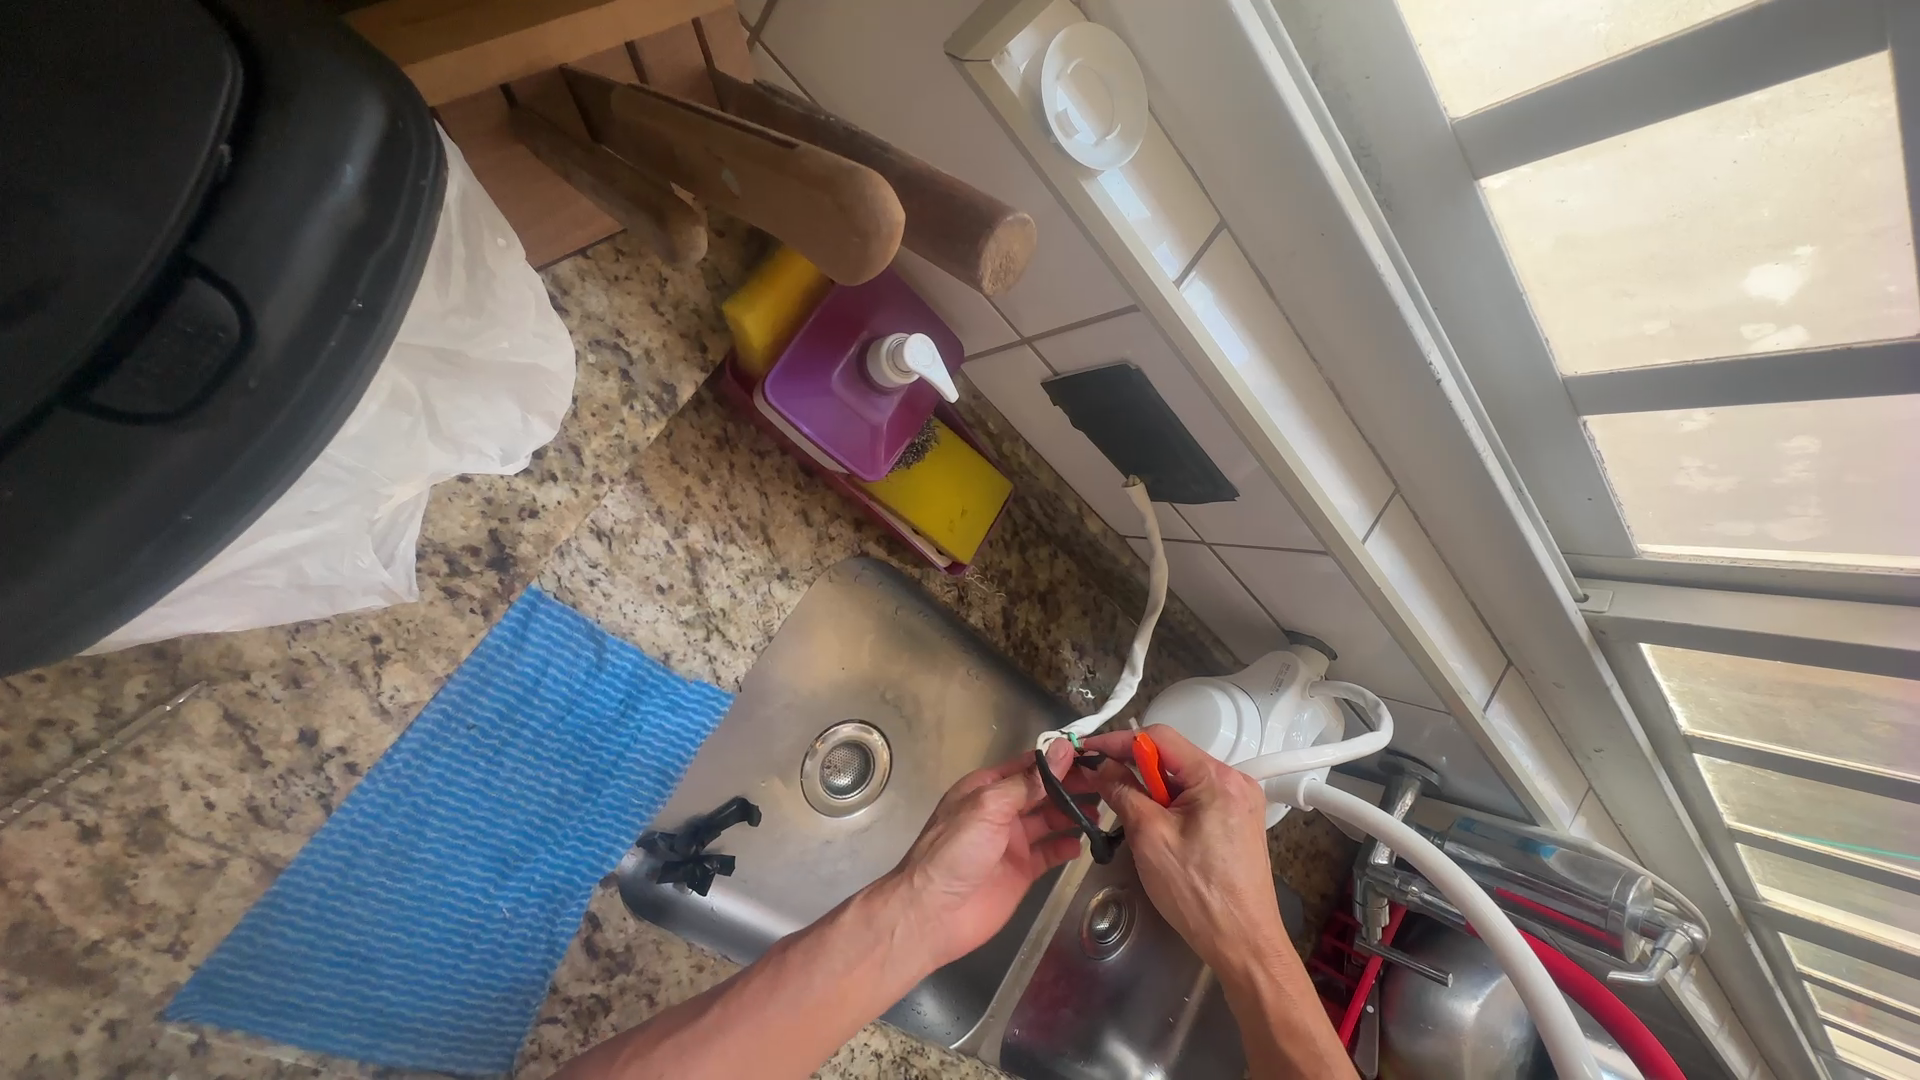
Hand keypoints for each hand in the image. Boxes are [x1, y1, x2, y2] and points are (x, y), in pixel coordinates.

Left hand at [875, 741, 1085, 970]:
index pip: (1029, 767)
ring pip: (1049, 821)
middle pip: (1042, 792)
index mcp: (987, 788)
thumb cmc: (955, 851)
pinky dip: (1066, 847)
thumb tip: (1062, 748)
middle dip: (1071, 787)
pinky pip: (1049, 853)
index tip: (1092, 756)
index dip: (1059, 761)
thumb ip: (1029, 781)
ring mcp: (1011, 842)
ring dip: (1073, 815)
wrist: (932, 914)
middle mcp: (1000, 811)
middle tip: (1105, 785)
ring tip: (1101, 812)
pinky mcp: (1021, 871)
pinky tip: (1084, 843)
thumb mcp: (989, 806)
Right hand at [1081, 725, 1290, 976]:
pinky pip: (1196, 796)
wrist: (1244, 946)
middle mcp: (1234, 780)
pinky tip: (1152, 822)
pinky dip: (1169, 802)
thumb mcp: (1149, 836)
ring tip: (1124, 805)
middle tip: (1100, 779)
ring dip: (1151, 786)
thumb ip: (1123, 792)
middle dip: (1134, 765)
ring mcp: (1239, 801)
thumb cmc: (1196, 892)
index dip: (1119, 741)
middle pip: (1173, 755)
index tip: (1088, 750)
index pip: (1159, 737)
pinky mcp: (1238, 821)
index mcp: (1216, 778)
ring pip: (1182, 777)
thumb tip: (1101, 767)